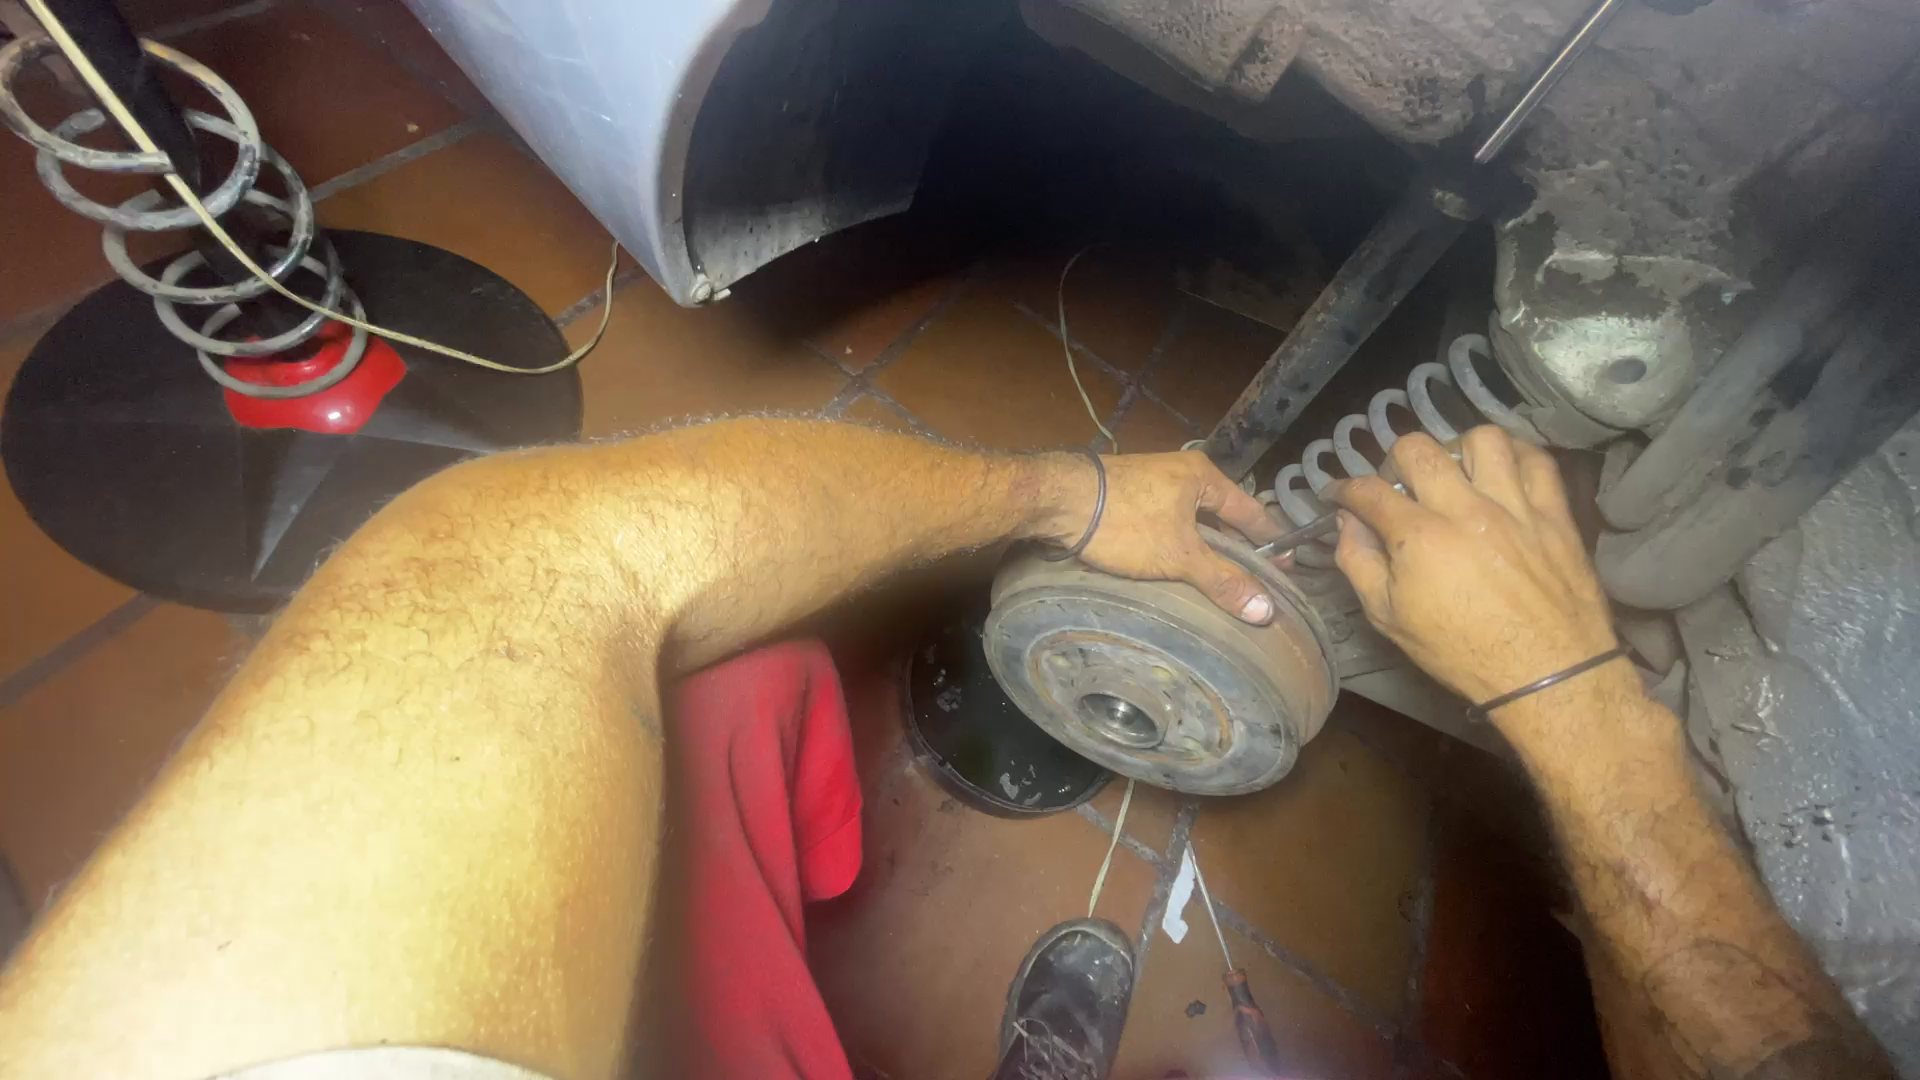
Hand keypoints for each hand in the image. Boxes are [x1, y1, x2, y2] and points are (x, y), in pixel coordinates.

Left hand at [1038, 450, 1285, 624]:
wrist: (1057, 499)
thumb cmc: (1125, 521)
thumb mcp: (1179, 554)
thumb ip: (1222, 580)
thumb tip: (1266, 610)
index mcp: (1203, 476)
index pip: (1251, 511)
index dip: (1269, 542)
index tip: (1285, 570)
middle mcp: (1180, 473)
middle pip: (1220, 516)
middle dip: (1234, 548)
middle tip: (1251, 582)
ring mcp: (1150, 483)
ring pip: (1189, 522)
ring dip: (1201, 549)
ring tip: (1215, 582)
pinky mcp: (1126, 497)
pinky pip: (1163, 524)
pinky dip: (1174, 545)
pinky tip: (1173, 568)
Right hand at [1327, 428, 1627, 710]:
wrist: (1548, 674)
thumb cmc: (1457, 649)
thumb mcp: (1386, 615)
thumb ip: (1357, 561)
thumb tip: (1346, 523)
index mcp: (1418, 536)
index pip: (1368, 491)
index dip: (1342, 488)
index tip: (1336, 495)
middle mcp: (1464, 509)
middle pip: (1419, 449)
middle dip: (1392, 459)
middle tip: (1395, 484)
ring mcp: (1515, 507)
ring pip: (1483, 440)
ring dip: (1455, 449)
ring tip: (1451, 473)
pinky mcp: (1555, 514)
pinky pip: (1538, 461)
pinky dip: (1513, 456)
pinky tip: (1499, 472)